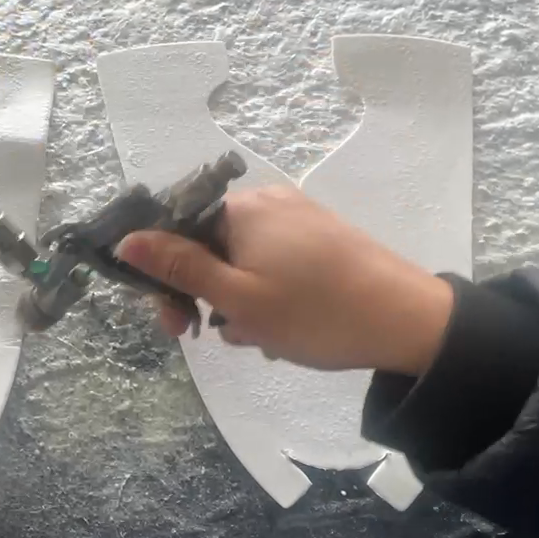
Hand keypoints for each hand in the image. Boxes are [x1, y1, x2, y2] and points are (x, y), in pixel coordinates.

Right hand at [115, 186, 454, 375]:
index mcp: (240, 209)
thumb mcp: (237, 297)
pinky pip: (268, 260)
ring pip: (236, 258)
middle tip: (206, 334)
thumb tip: (126, 240)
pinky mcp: (319, 236)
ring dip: (232, 298)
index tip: (171, 319)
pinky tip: (277, 325)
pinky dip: (262, 291)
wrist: (412, 323)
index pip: (174, 229)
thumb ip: (178, 267)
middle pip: (205, 244)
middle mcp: (265, 202)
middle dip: (199, 292)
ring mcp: (296, 216)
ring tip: (255, 335)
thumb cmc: (315, 313)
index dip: (161, 274)